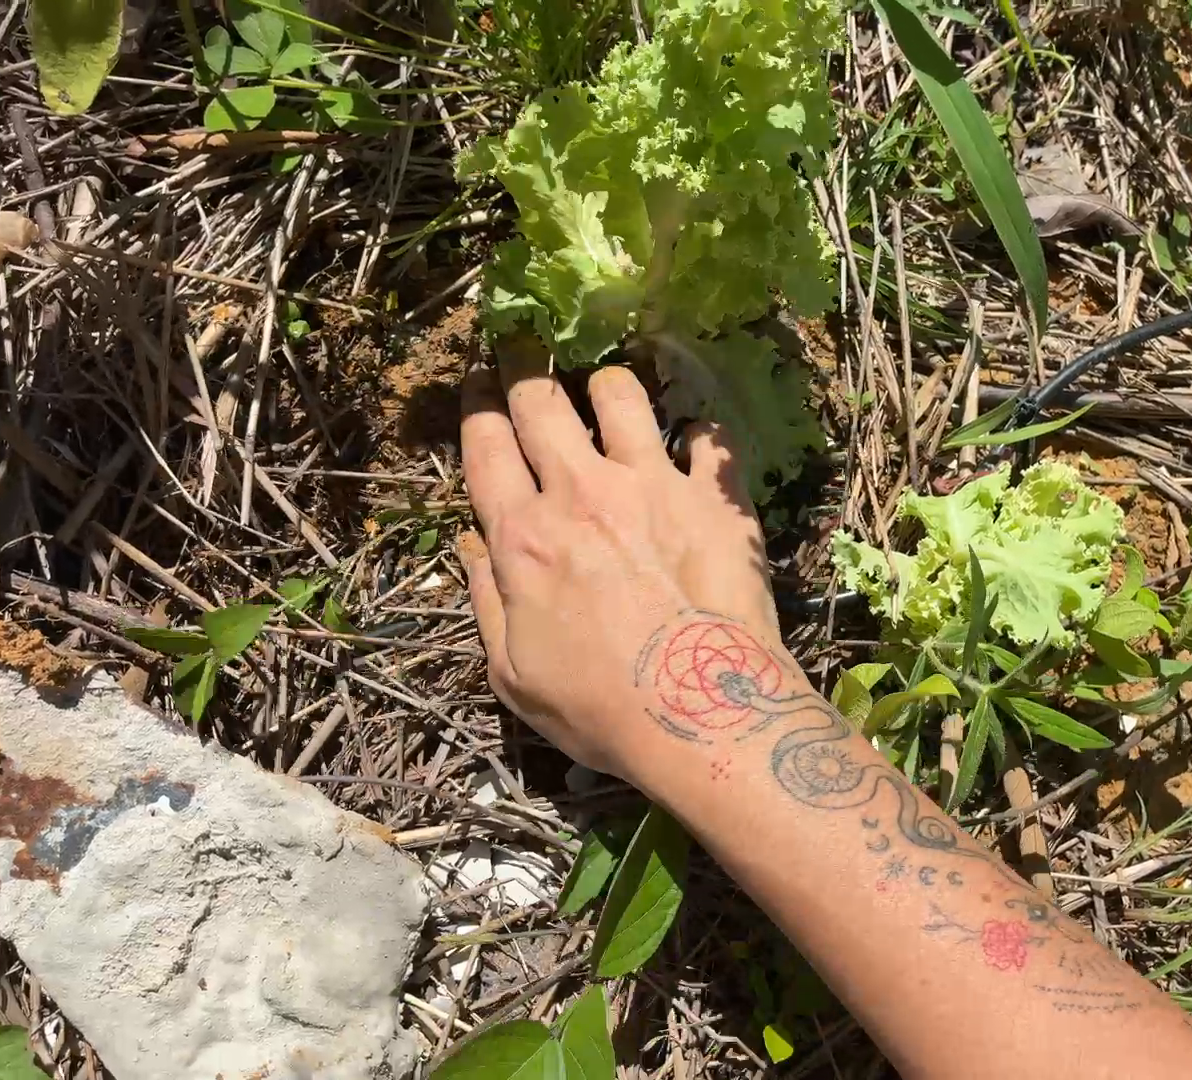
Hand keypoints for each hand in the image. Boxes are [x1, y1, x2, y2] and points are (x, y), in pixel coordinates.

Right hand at [458, 339, 777, 783]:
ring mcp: (655, 486)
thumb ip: (486, 600)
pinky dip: (700, 434)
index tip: (480, 397)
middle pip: (541, 401)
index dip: (477, 412)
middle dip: (527, 374)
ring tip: (613, 398)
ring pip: (621, 394)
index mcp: (524, 536)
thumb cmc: (604, 708)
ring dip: (610, 388)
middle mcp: (583, 493)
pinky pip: (708, 436)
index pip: (485, 446)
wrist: (706, 710)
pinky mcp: (716, 496)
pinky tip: (696, 446)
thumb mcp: (513, 675)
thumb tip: (475, 543)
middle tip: (532, 370)